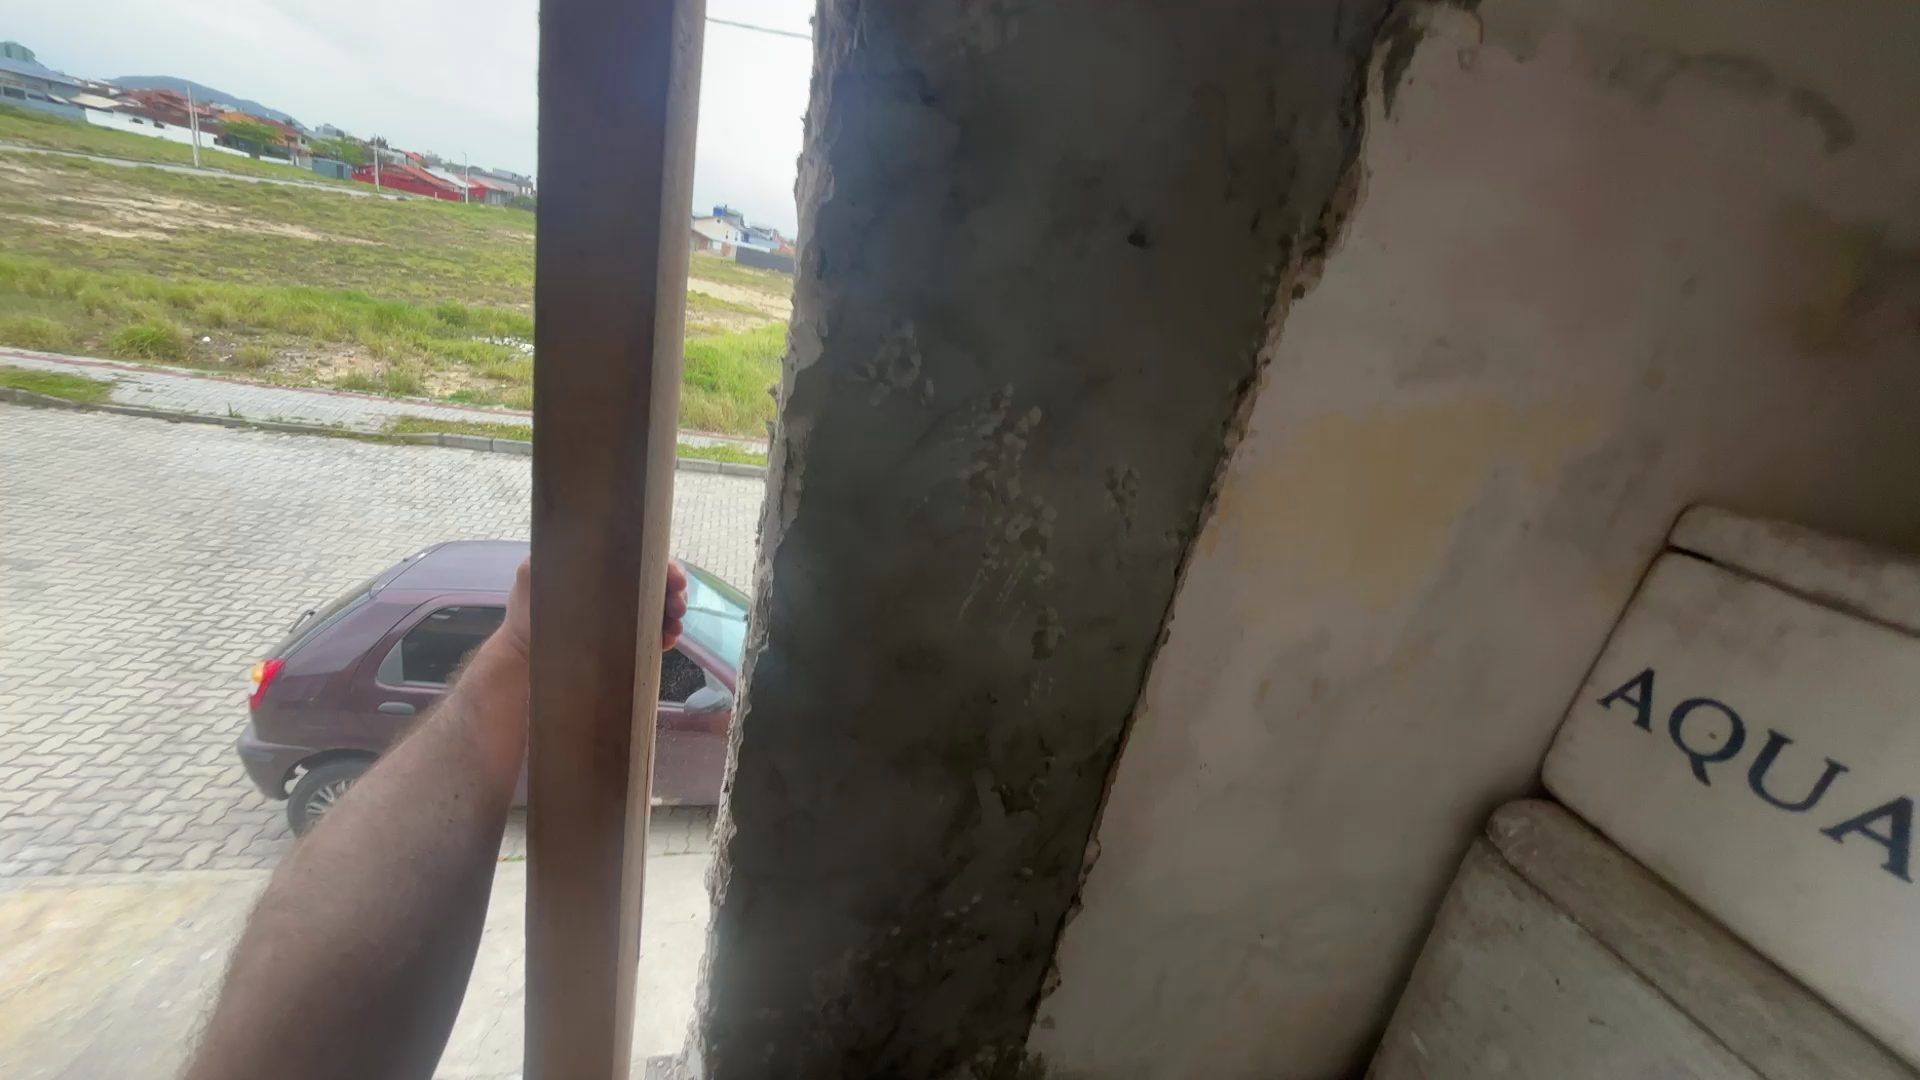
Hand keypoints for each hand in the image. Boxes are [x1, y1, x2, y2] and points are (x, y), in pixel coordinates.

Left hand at [499, 557, 688, 657]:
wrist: (524, 656)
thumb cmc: (530, 613)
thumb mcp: (537, 574)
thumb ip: (558, 555)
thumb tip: (584, 535)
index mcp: (605, 567)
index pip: (643, 559)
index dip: (665, 567)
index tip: (674, 579)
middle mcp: (620, 588)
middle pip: (659, 583)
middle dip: (675, 593)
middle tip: (677, 607)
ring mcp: (626, 614)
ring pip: (662, 608)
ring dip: (674, 615)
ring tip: (673, 629)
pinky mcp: (628, 638)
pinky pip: (654, 633)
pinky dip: (665, 635)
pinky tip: (667, 641)